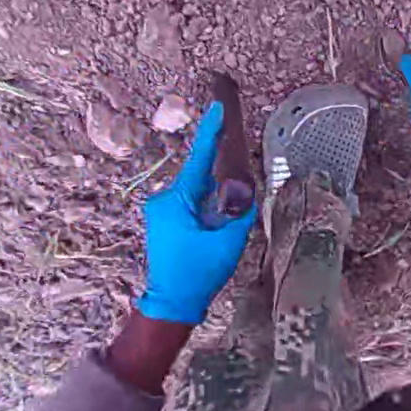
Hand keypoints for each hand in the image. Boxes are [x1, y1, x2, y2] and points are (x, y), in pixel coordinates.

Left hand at [136, 102, 256, 323]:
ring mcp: (161, 209)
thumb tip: (248, 191)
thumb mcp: (229, 240)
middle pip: (198, 173)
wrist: (172, 303)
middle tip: (237, 163)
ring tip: (228, 204)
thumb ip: (242, 211)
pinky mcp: (164, 219)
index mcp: (177, 200)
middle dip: (219, 170)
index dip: (211, 131)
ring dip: (213, 191)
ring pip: (195, 188)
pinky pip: (189, 200)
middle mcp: (164, 199)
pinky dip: (205, 201)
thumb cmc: (198, 272)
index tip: (218, 107)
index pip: (199, 158)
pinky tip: (217, 214)